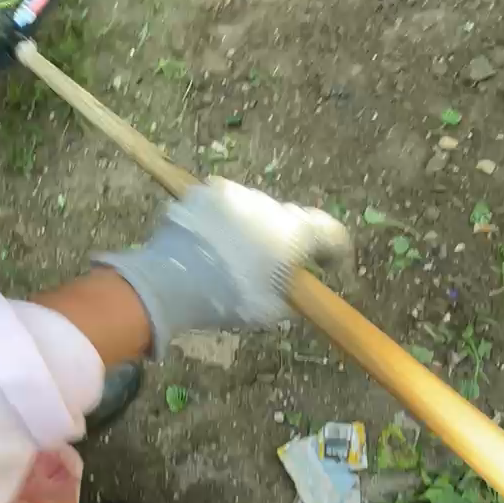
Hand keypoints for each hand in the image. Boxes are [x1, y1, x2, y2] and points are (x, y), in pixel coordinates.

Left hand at [94, 179, 352, 357]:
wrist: (169, 282)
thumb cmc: (226, 301)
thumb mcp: (271, 311)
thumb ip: (291, 294)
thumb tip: (293, 289)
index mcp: (294, 233)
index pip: (330, 232)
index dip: (334, 250)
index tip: (328, 264)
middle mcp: (269, 205)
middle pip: (287, 219)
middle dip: (283, 238)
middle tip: (270, 261)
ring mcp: (233, 194)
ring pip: (251, 208)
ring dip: (249, 225)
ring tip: (231, 251)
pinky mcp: (201, 191)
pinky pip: (220, 205)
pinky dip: (219, 219)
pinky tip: (207, 240)